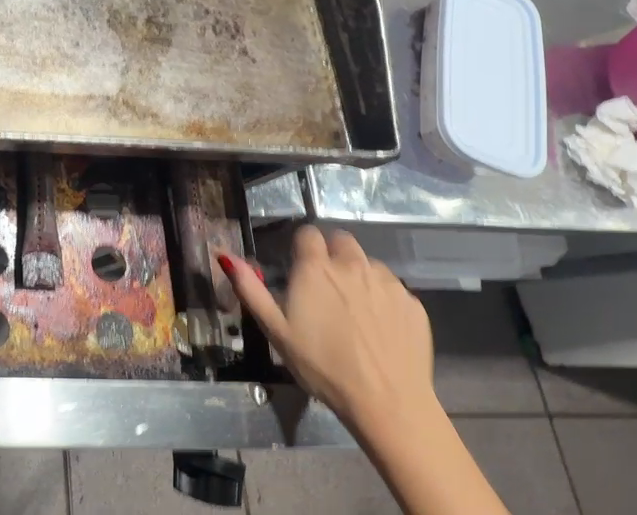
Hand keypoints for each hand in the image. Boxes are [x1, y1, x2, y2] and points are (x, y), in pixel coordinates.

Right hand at [220, 225, 436, 431]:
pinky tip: (379, 328)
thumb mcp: (276, 331)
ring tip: (354, 310)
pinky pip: (394, 289)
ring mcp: (387, 283)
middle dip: (332, 254)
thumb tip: (224, 255)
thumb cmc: (322, 367)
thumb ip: (250, 289)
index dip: (302, 247)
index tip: (300, 269)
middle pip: (342, 240)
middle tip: (326, 287)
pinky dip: (384, 299)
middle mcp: (353, 265)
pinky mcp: (413, 304)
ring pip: (369, 263)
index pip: (308, 233)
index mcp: (315, 268)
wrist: (387, 402)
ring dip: (359, 275)